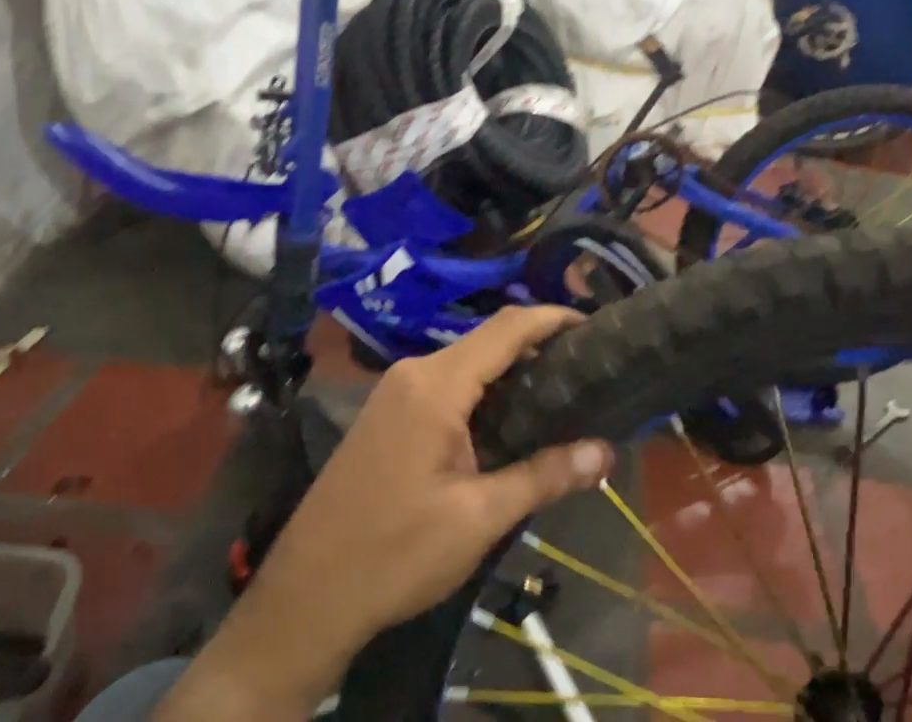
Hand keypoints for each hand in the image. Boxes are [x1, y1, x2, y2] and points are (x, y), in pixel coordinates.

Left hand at [155, 308, 613, 721]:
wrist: (307, 594)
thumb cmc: (395, 554)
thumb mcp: (478, 518)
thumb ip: (543, 476)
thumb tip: (605, 451)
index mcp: (435, 385)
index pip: (507, 327)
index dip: (554, 318)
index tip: (598, 327)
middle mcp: (412, 374)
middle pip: (488, 341)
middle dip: (540, 348)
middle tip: (591, 372)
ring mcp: (393, 393)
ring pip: (466, 364)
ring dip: (512, 372)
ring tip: (564, 395)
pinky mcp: (386, 416)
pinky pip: (445, 386)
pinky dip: (485, 392)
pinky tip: (512, 421)